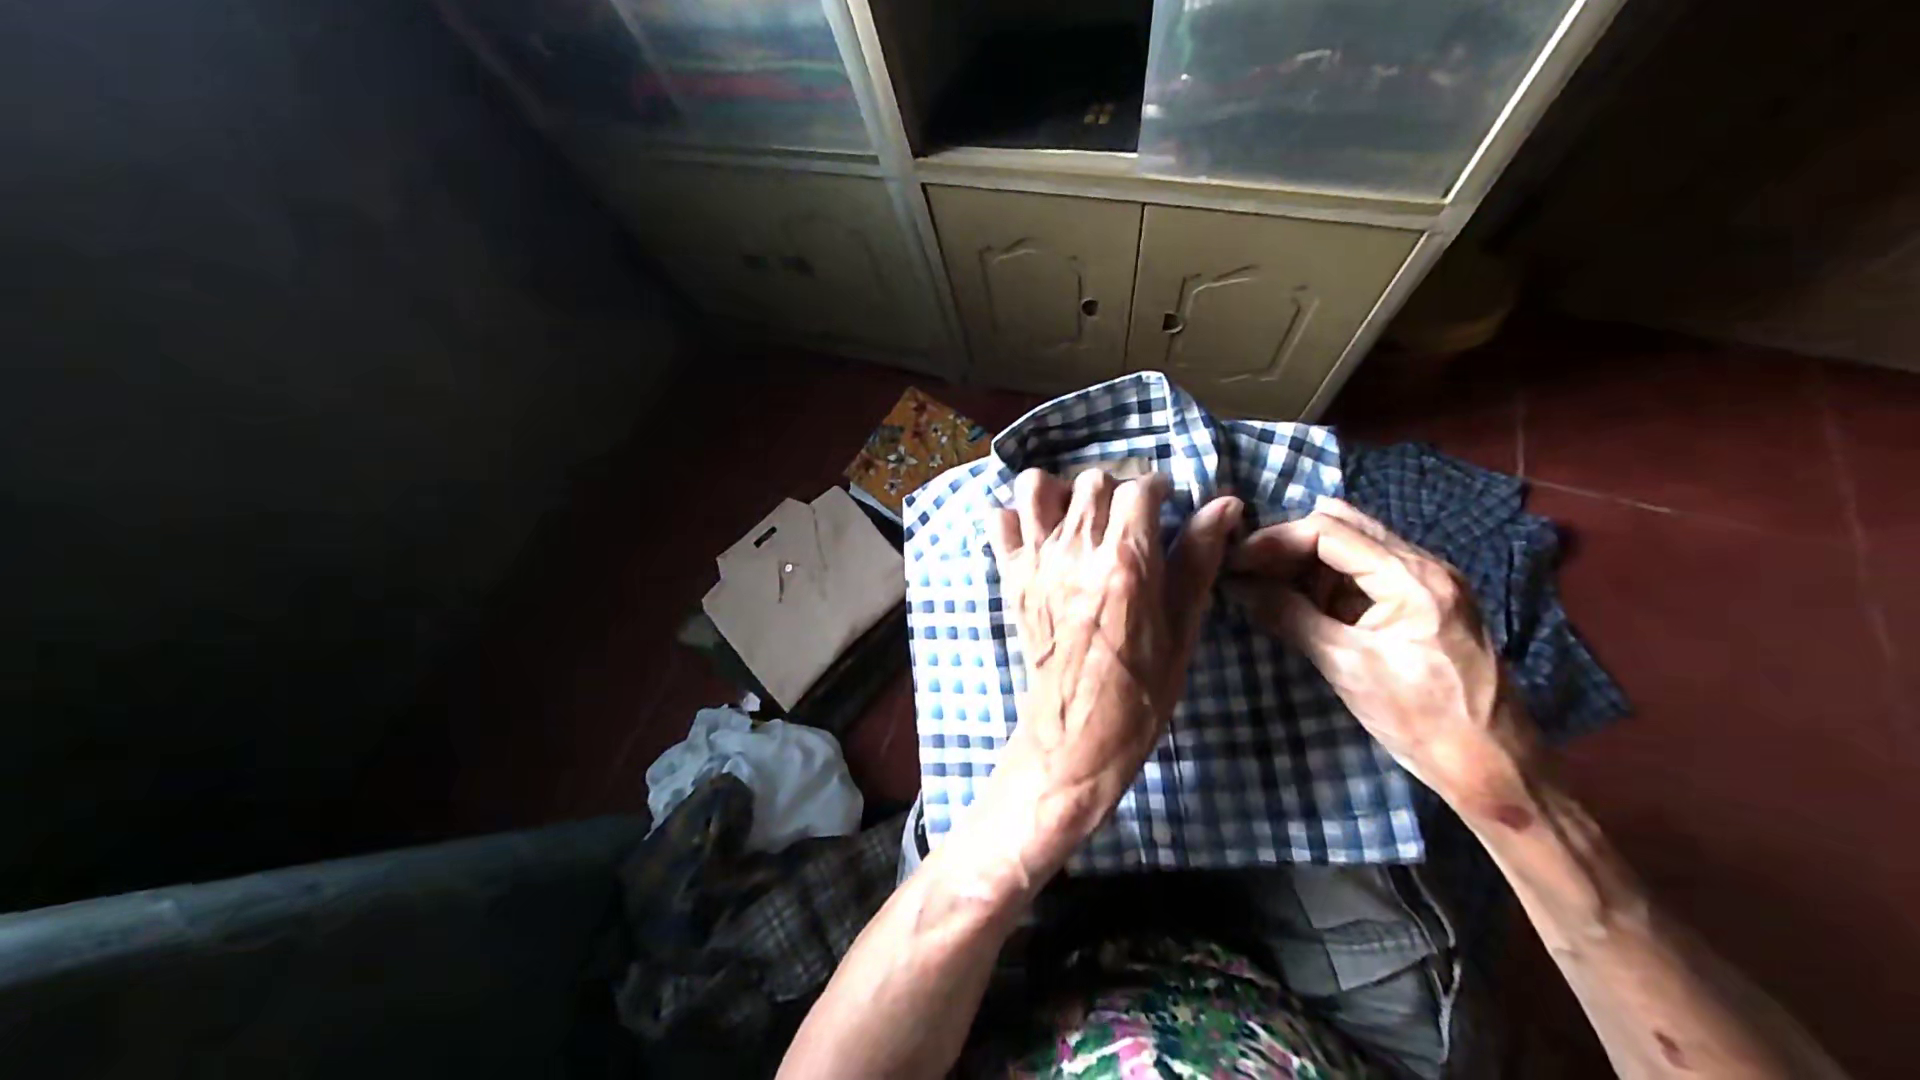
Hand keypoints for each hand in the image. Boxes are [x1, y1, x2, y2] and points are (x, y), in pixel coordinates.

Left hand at [979, 468, 1241, 873]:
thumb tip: (1226, 504)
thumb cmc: (1142, 686)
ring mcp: (1036, 561)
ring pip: (1036, 487)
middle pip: (1091, 480)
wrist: (1078, 730)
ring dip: (1060, 491)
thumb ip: (1200, 557)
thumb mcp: (1184, 625)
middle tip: (1125, 517)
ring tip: (1078, 515)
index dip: (1157, 489)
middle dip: (1114, 489)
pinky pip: (1000, 521)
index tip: (1163, 504)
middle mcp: (1076, 549)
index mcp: (1126, 559)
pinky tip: (1039, 534)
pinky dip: (1017, 517)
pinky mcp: (1010, 577)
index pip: (1138, 488)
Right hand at [1226, 497, 1539, 814]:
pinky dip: (1324, 580)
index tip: (1235, 563)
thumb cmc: (1420, 718)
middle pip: (1341, 525)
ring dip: (1303, 561)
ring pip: (1350, 546)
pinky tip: (1296, 601)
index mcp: (1412, 577)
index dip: (1273, 541)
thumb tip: (1238, 586)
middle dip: (1287, 543)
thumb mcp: (1345, 666)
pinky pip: (1362, 573)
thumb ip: (1289, 616)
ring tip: (1264, 586)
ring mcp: (1426, 582)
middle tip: (1247, 570)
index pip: (1328, 530)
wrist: (1493, 765)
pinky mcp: (1420, 602)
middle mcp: (1424, 565)